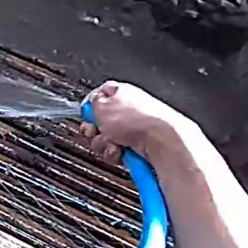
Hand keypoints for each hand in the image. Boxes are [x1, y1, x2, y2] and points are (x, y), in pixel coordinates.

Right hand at [78, 81, 194, 163]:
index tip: (86, 115)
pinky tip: (121, 151)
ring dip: (103, 144)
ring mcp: (132, 129)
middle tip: (97, 131)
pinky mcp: (136, 146)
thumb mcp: (102, 106)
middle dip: (94, 131)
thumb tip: (89, 104)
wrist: (161, 141)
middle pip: (99, 122)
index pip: (98, 98)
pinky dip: (114, 154)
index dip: (89, 108)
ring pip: (104, 139)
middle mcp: (127, 110)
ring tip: (113, 143)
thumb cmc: (138, 120)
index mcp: (121, 93)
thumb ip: (91, 102)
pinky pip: (115, 151)